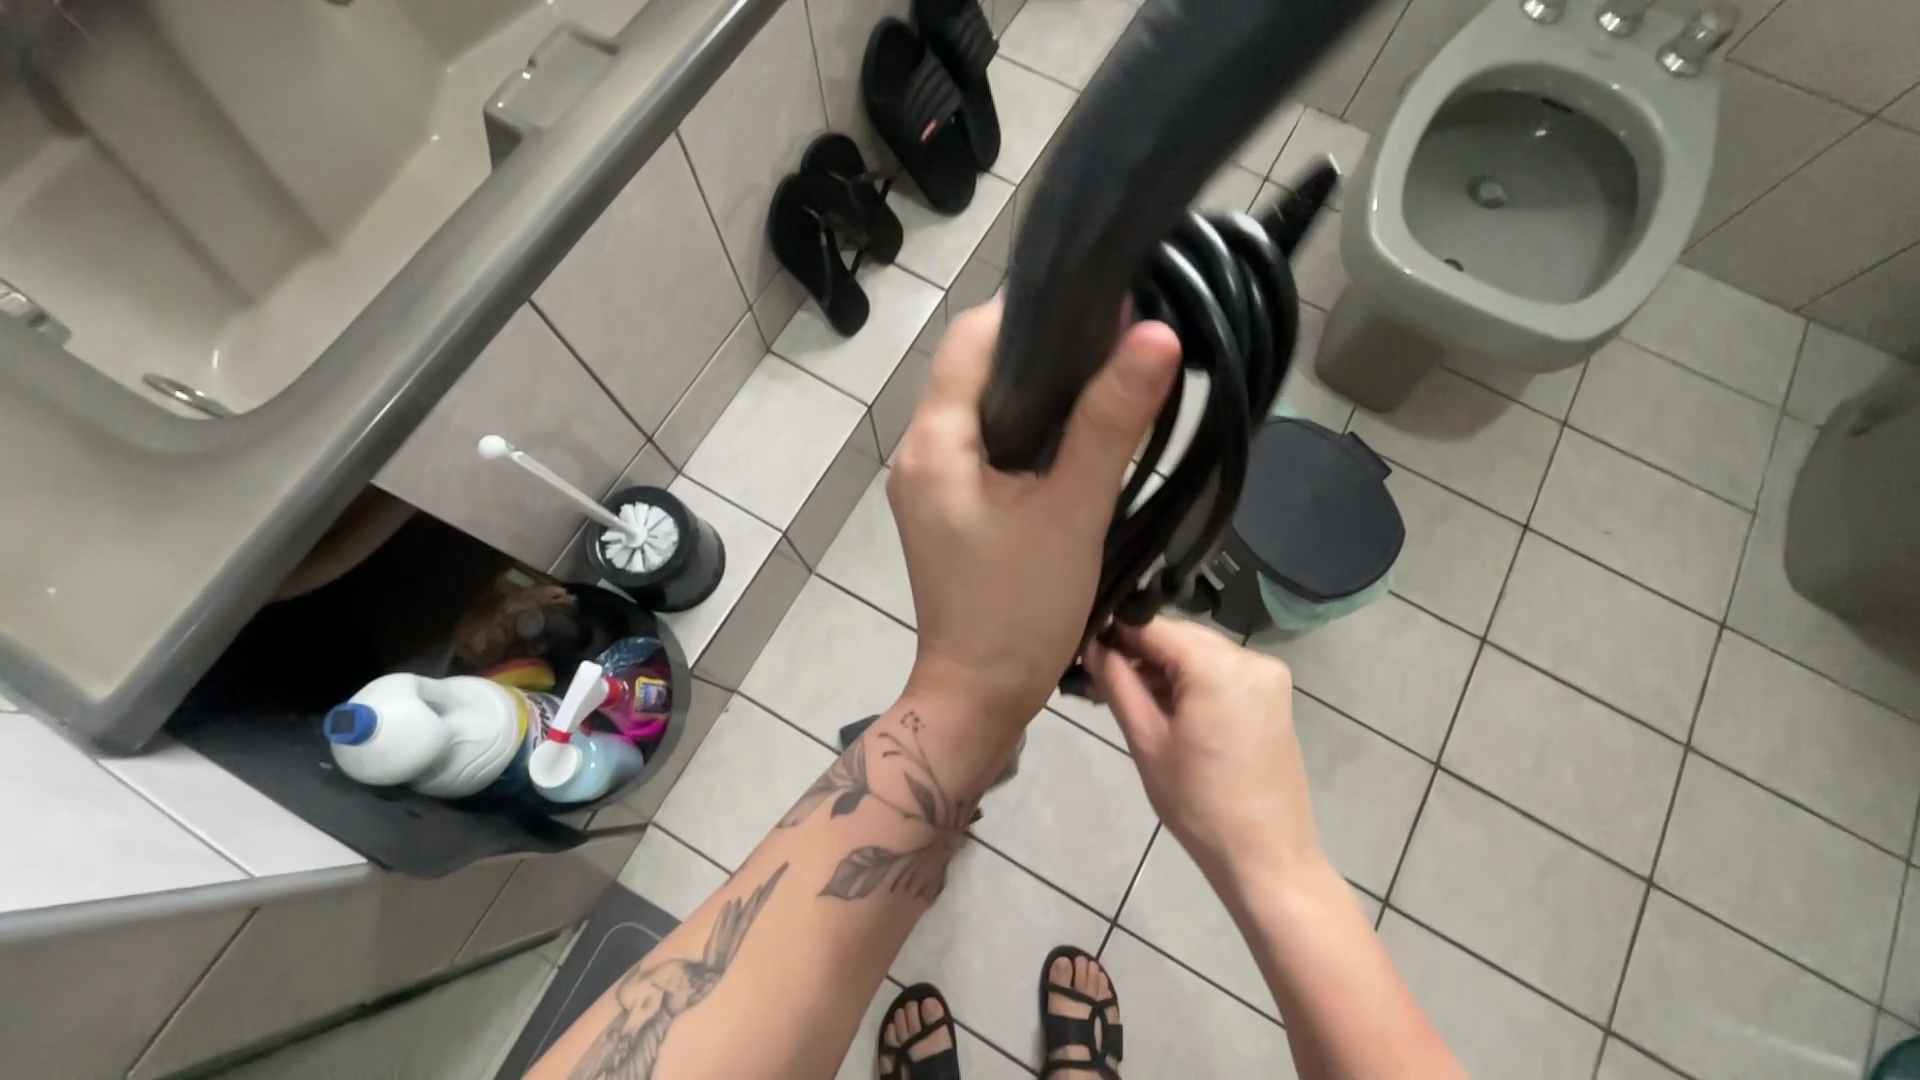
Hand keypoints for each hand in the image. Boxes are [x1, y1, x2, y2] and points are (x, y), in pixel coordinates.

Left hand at [890, 299, 1180, 730]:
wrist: (980, 696)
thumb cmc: (1020, 609)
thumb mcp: (1073, 512)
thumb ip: (1110, 422)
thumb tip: (1155, 333)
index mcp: (935, 442)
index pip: (971, 339)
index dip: (1032, 313)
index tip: (1099, 309)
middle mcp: (919, 453)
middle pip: (974, 372)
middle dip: (1041, 353)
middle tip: (1114, 345)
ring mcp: (929, 485)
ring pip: (981, 412)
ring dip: (1036, 395)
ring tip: (1104, 384)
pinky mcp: (946, 511)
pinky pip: (983, 450)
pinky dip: (1025, 435)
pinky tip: (1073, 441)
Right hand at [1085, 618, 1322, 887]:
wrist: (1266, 856)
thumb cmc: (1198, 804)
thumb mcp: (1146, 741)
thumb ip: (1117, 684)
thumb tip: (1091, 645)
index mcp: (1219, 667)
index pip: (1153, 626)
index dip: (1115, 633)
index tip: (1084, 648)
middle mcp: (1250, 658)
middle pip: (1178, 636)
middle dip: (1138, 651)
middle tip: (1098, 678)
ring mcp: (1267, 674)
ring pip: (1198, 652)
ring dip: (1162, 666)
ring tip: (1125, 695)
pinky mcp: (1272, 693)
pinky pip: (1220, 669)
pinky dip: (1189, 679)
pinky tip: (1163, 704)